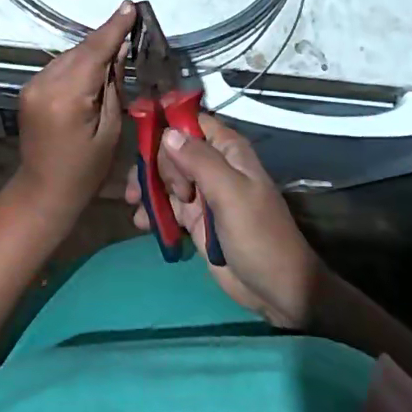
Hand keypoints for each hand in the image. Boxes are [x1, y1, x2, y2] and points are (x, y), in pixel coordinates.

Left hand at [12, 1, 134, 216]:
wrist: (44, 191)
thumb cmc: (86, 169)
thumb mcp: (111, 128)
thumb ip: (113, 84)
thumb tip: (120, 48)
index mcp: (67, 97)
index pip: (94, 52)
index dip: (114, 28)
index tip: (130, 6)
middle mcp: (44, 84)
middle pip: (81, 50)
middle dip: (107, 36)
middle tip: (131, 22)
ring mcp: (33, 85)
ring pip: (71, 55)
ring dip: (93, 49)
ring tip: (117, 44)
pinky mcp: (30, 88)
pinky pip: (61, 66)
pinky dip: (80, 62)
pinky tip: (95, 66)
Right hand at [127, 112, 322, 328]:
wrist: (275, 288)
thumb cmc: (258, 234)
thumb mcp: (230, 193)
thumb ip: (199, 161)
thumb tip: (167, 133)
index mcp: (227, 150)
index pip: (192, 122)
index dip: (167, 126)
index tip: (142, 142)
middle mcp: (213, 166)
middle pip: (172, 150)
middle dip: (155, 164)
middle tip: (155, 188)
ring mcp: (202, 193)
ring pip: (165, 177)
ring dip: (147, 186)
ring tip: (136, 204)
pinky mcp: (194, 220)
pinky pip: (166, 206)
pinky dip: (152, 211)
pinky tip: (142, 223)